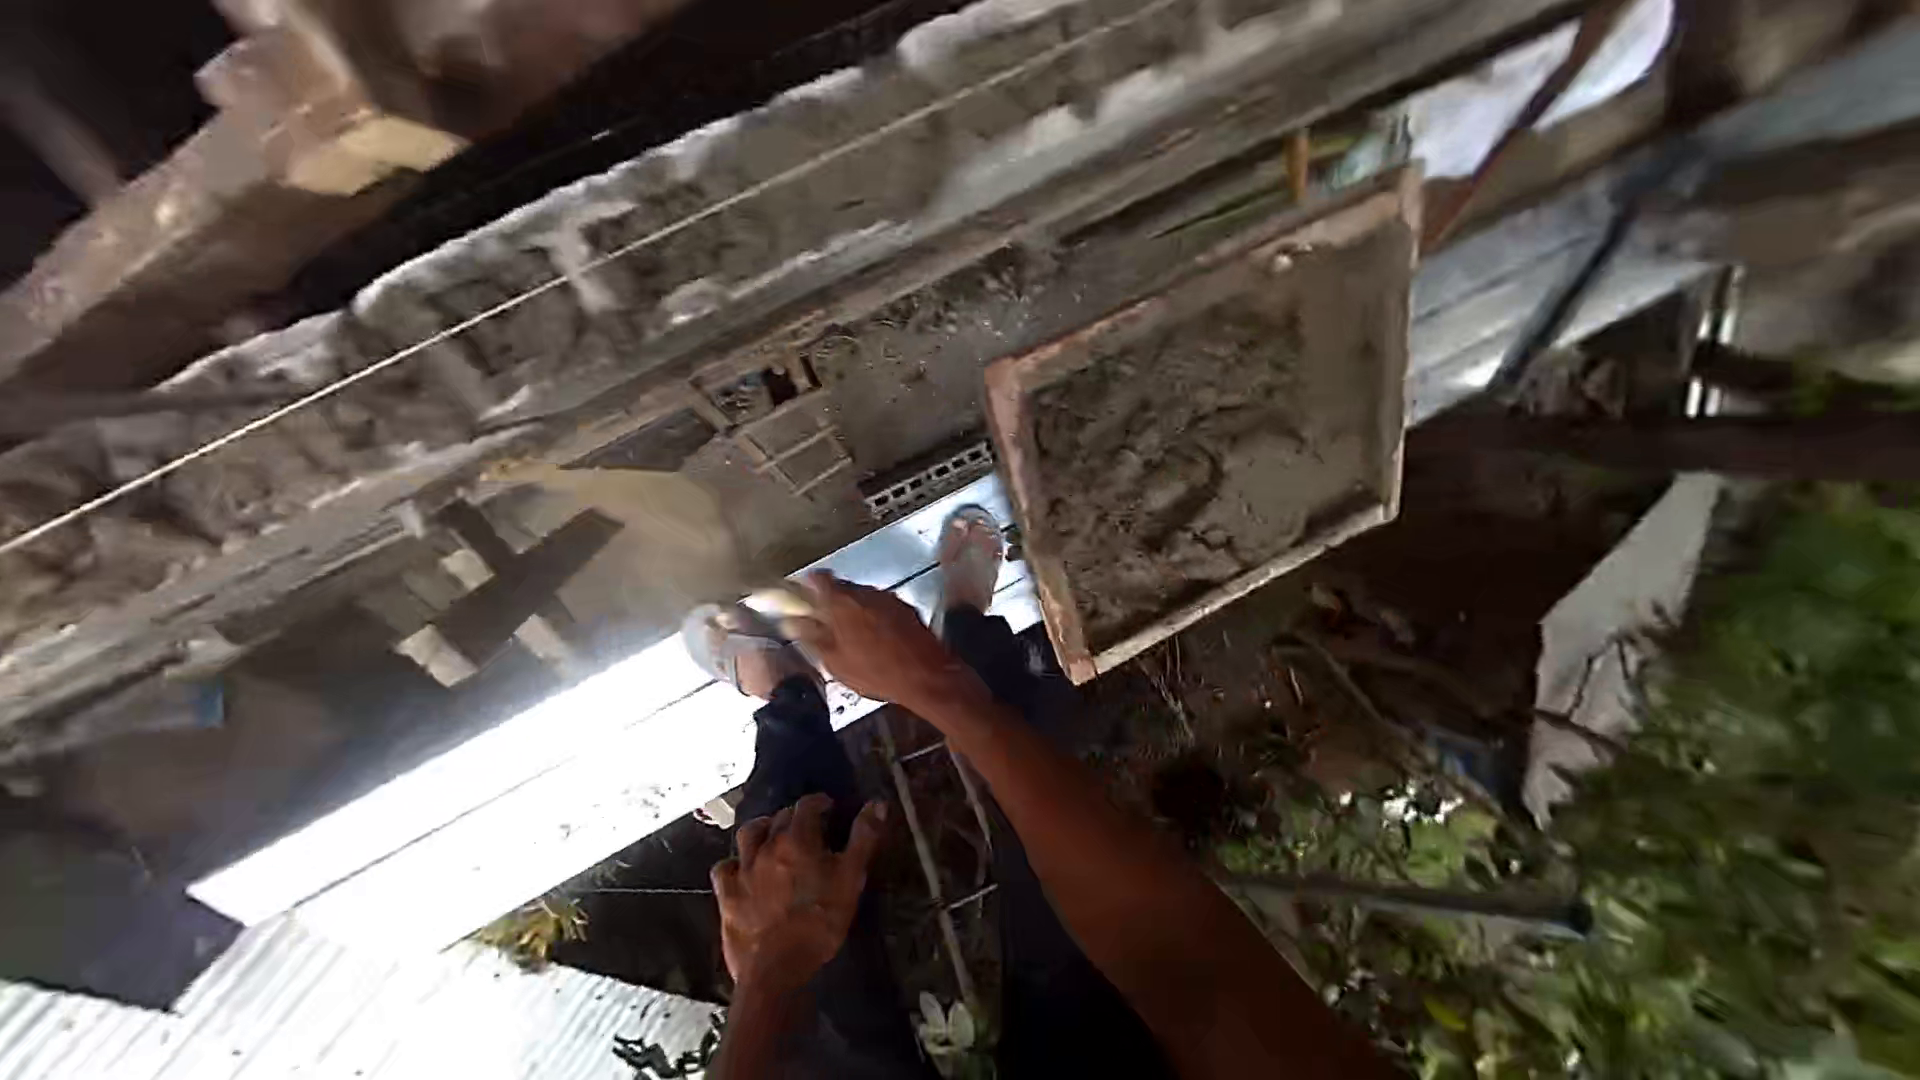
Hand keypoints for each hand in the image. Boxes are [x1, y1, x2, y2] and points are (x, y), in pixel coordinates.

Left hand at [712, 793, 886, 993]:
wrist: (777, 971)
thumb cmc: (820, 922)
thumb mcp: (851, 878)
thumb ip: (864, 837)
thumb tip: (878, 803)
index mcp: (798, 838)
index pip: (807, 805)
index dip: (819, 802)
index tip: (829, 807)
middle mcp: (767, 846)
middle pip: (780, 817)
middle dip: (795, 816)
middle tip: (808, 827)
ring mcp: (743, 870)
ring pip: (749, 834)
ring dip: (763, 828)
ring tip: (773, 836)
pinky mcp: (727, 896)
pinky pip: (724, 867)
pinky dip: (734, 863)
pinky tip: (743, 869)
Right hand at [786, 571, 974, 710]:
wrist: (925, 676)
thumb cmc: (876, 671)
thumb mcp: (834, 661)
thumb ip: (812, 637)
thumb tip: (794, 623)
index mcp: (842, 602)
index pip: (819, 578)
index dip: (808, 585)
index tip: (803, 595)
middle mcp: (867, 592)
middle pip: (843, 587)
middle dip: (833, 602)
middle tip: (826, 623)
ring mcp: (890, 598)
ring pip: (865, 597)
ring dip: (856, 610)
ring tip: (852, 636)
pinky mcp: (907, 609)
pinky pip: (883, 607)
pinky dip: (876, 617)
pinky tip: (877, 639)